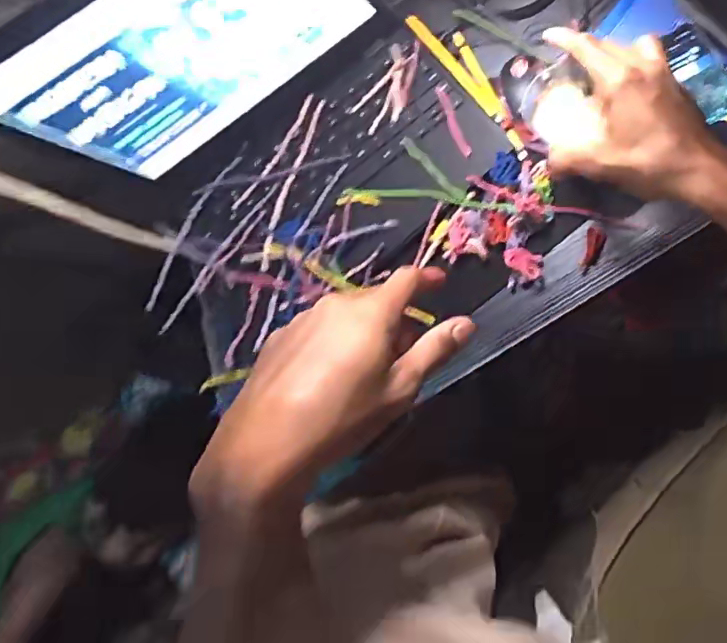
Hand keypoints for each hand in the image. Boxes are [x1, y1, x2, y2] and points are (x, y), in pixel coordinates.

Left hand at [190, 268, 472, 524]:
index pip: (407, 278)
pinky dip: (335, 339)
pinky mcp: (278, 338)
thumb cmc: (342, 418)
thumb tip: (466, 322)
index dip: (427, 278)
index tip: (440, 283)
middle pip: (378, 298)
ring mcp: (303, 318)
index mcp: (372, 311)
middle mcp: (337, 303)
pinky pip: (319, 328)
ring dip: (365, 328)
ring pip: (347, 313)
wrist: (260, 450)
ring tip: (366, 367)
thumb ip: (435, 350)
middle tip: (405, 352)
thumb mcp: (400, 389)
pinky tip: (327, 375)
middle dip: (397, 316)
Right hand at [537, 28, 726, 201]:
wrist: (702, 170)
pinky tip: (634, 86)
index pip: (587, 47)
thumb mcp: (605, 164)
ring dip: (617, 50)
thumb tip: (550, 163)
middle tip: (571, 61)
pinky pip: (653, 57)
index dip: (565, 38)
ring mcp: (664, 72)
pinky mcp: (677, 83)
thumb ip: (571, 159)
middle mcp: (642, 66)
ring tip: (606, 70)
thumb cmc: (652, 163)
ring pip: (635, 45)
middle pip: (609, 43)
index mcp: (620, 79)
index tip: (549, 35)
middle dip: (587, 47)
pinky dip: (637, 60)